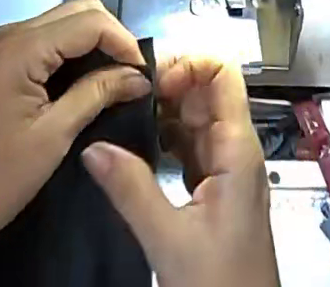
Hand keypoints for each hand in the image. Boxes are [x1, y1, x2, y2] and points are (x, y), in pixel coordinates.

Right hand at [82, 57, 279, 286]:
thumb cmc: (222, 285)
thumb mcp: (171, 239)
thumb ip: (132, 190)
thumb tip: (92, 146)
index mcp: (237, 147)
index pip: (223, 73)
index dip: (189, 65)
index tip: (153, 82)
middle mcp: (234, 148)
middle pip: (206, 90)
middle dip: (169, 82)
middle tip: (127, 91)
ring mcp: (224, 167)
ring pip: (195, 116)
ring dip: (164, 108)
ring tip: (125, 109)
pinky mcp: (212, 187)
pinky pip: (188, 144)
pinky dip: (164, 136)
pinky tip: (137, 142)